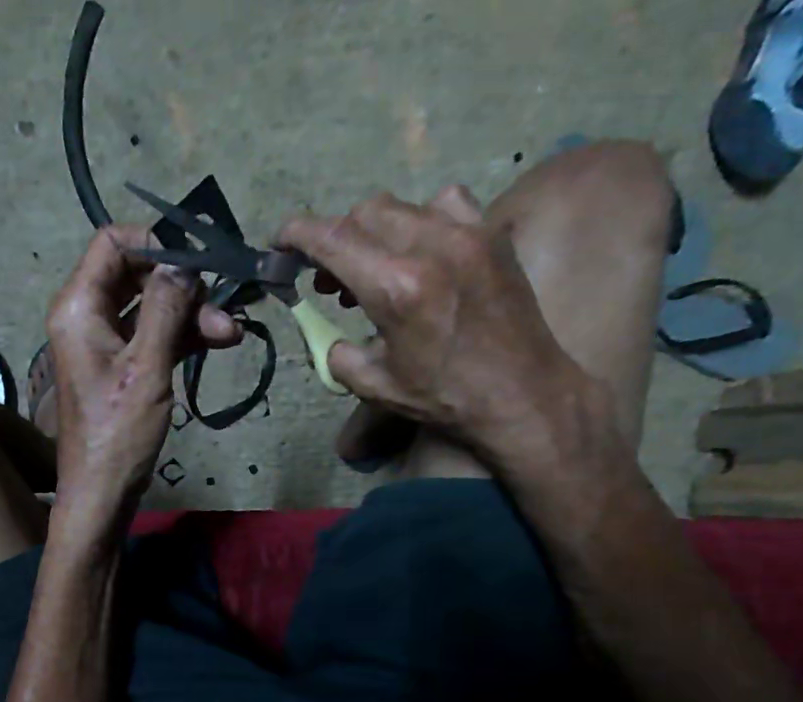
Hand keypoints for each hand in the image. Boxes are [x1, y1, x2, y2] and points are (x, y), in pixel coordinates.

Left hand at [44, 225, 241, 516]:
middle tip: (221, 305)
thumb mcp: (146, 366)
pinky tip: (218, 341)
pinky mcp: (121, 364)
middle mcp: (86, 315)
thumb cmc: (118, 431)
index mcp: (78, 307)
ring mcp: (103, 341)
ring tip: (230, 332)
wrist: (102, 489)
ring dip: (190, 313)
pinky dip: (182, 335)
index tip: (198, 260)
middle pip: (137, 273)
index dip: (156, 243)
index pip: (112, 243)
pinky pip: (153, 333)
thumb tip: (184, 263)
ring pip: (151, 305)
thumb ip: (166, 308)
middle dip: (183, 285)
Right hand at [277, 187, 599, 465]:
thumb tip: (329, 336)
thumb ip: (337, 353)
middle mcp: (432, 247)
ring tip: (371, 268)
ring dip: (374, 231)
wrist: (523, 394)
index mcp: (397, 287)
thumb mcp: (373, 385)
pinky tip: (420, 252)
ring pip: (401, 206)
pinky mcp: (492, 235)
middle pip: (363, 214)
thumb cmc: (445, 397)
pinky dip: (420, 220)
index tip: (279, 245)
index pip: (332, 239)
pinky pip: (446, 204)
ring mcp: (468, 234)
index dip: (296, 235)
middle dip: (335, 239)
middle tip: (328, 279)